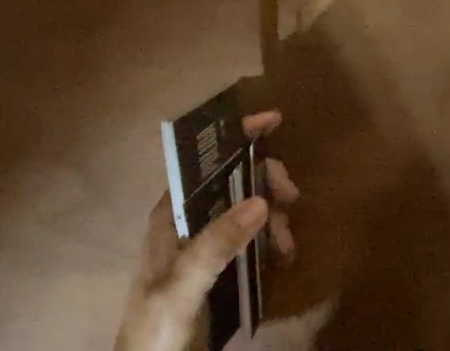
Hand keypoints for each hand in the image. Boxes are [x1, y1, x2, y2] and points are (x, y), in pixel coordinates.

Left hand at [115, 111, 299, 350]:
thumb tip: (260, 200)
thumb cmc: (156, 331)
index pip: (205, 161)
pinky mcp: (220, 270)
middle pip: (235, 180)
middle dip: (266, 182)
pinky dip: (273, 240)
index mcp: (172, 215)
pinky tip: (282, 257)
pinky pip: (254, 238)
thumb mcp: (183, 288)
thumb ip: (216, 245)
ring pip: (249, 209)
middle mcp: (189, 222)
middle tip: (292, 196)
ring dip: (274, 218)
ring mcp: (205, 246)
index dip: (237, 136)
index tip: (273, 121)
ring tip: (287, 245)